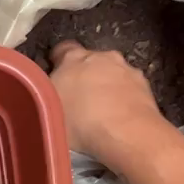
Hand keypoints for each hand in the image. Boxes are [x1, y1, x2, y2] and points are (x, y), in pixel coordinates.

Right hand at [47, 41, 169, 165]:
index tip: (53, 79)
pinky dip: (121, 98)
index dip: (56, 63)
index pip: (62, 49)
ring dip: (104, 86)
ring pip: (110, 74)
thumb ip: (41, 97)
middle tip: (73, 100)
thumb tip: (38, 94)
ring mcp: (127, 69)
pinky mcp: (145, 86)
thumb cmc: (79, 121)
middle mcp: (102, 56)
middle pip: (88, 61)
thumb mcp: (45, 111)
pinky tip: (116, 119)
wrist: (127, 134)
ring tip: (97, 113)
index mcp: (74, 58)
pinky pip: (127, 88)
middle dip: (82, 75)